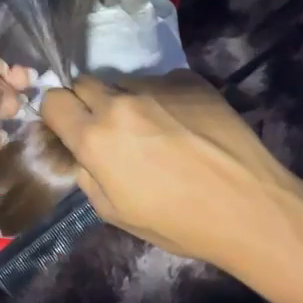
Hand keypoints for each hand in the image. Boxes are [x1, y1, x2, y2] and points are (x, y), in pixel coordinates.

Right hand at [38, 70, 302, 268]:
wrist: (250, 207)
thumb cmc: (180, 223)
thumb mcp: (116, 214)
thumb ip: (87, 176)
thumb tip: (82, 154)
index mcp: (95, 138)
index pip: (52, 101)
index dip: (58, 114)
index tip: (70, 127)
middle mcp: (119, 103)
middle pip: (83, 83)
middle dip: (88, 102)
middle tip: (110, 129)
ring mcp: (155, 86)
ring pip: (123, 82)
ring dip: (126, 100)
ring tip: (154, 129)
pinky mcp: (188, 79)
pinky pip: (160, 81)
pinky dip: (162, 98)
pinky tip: (184, 124)